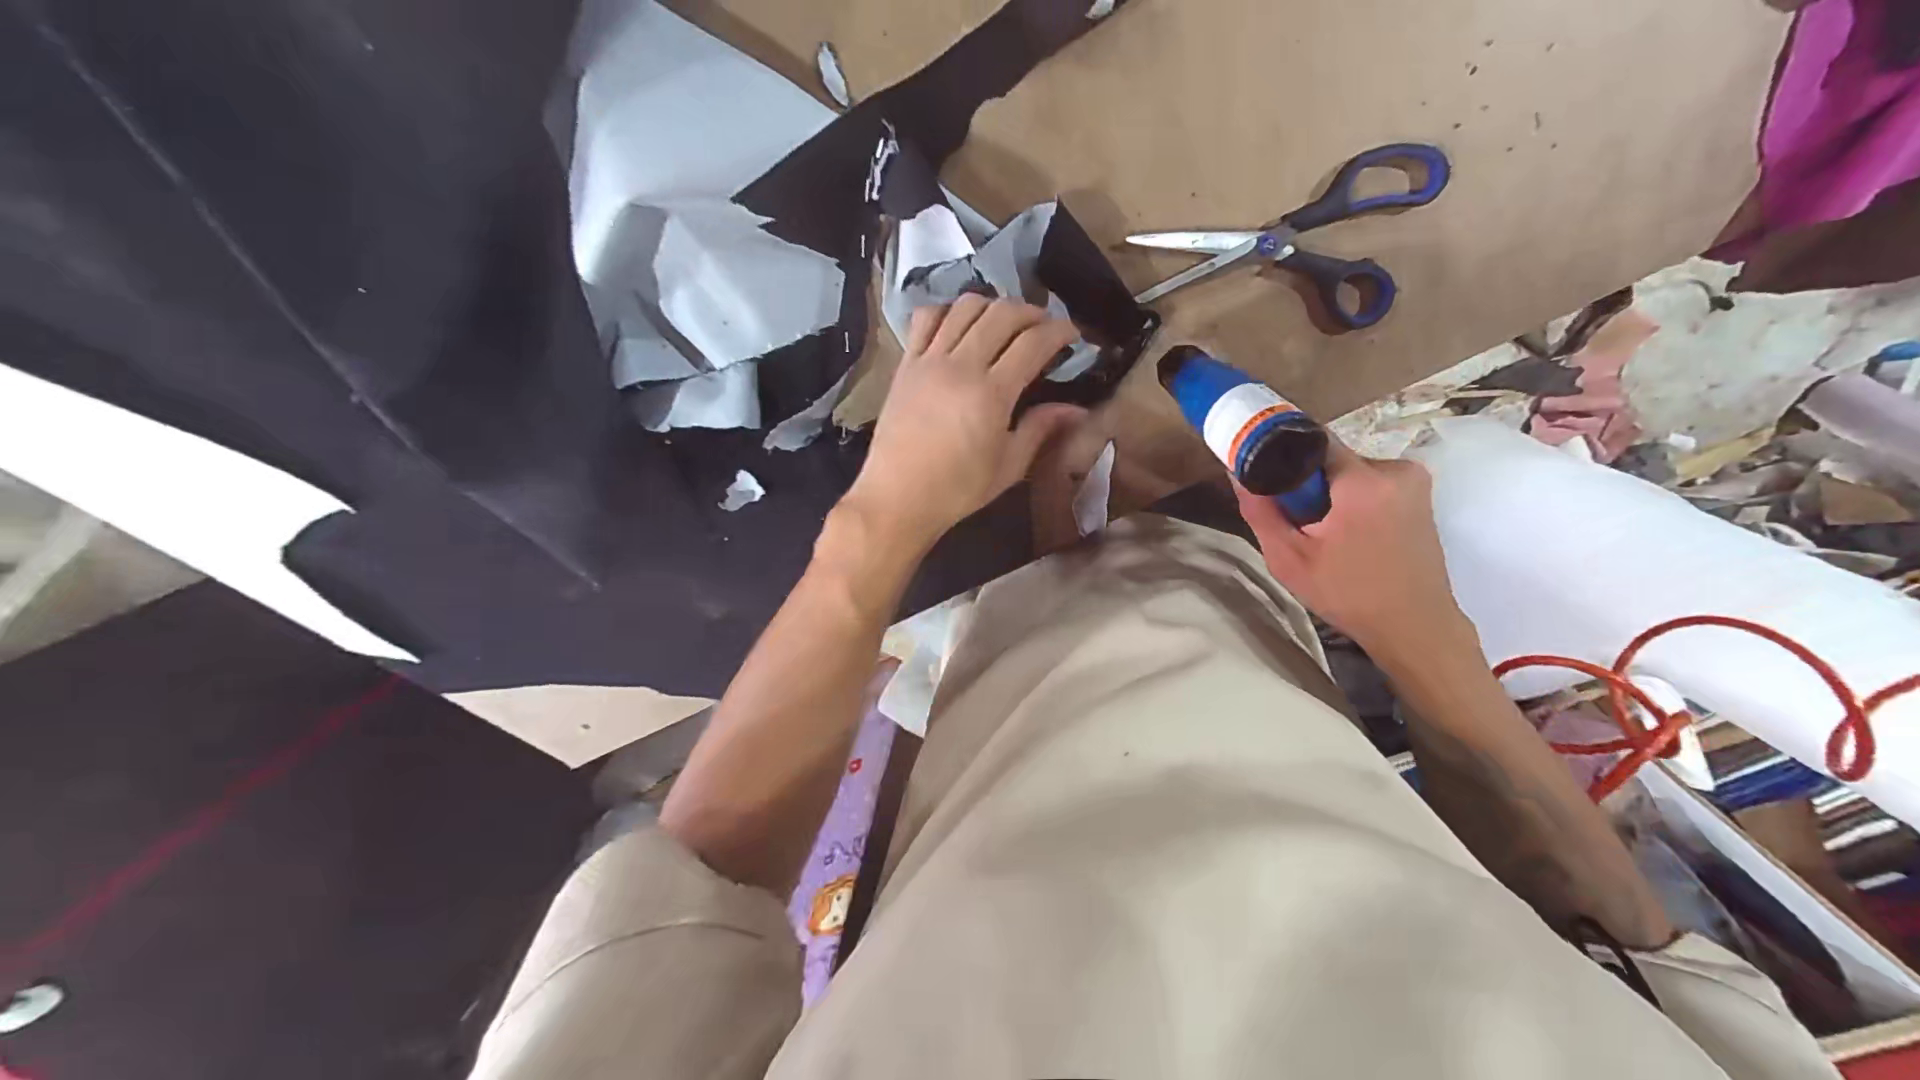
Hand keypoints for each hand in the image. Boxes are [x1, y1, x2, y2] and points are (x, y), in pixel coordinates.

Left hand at [844, 296, 1085, 551]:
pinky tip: (958, 324)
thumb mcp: (1008, 466)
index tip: (1072, 333)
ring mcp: (929, 360)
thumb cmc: (957, 489)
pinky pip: (925, 318)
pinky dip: (947, 310)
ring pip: (965, 307)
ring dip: (992, 305)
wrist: (898, 498)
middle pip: (1002, 314)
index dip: (1059, 331)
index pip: (1033, 343)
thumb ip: (1041, 429)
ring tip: (1004, 322)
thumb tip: (1077, 409)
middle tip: (1043, 326)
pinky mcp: (905, 364)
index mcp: (991, 393)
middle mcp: (961, 366)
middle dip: (1031, 312)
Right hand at [1233, 439, 1473, 663]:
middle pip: (1329, 457)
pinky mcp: (1420, 493)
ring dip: (1328, 492)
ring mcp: (1414, 479)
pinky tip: (1346, 533)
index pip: (1310, 441)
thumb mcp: (1288, 558)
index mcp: (1364, 481)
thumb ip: (1259, 510)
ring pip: (1348, 470)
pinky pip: (1369, 481)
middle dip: (1305, 483)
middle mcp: (1396, 469)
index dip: (1281, 457)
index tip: (1265, 480)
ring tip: (1321, 532)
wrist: (1413, 626)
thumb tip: (1236, 471)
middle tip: (1295, 521)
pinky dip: (1350, 499)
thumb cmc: (1348, 594)